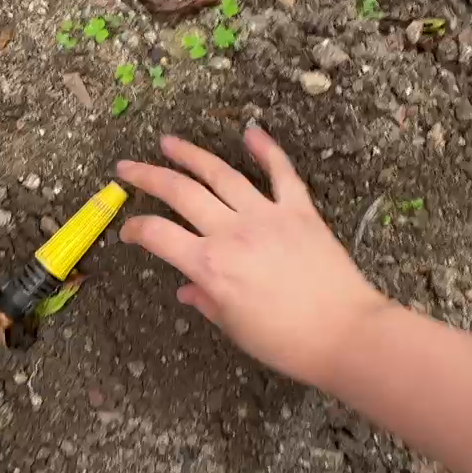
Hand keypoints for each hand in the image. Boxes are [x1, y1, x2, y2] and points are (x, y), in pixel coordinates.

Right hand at [116, 129, 390, 389]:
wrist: (345, 333)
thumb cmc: (285, 340)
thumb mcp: (233, 326)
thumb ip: (205, 301)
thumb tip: (187, 290)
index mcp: (209, 265)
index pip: (158, 235)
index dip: (136, 230)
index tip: (128, 232)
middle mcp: (232, 232)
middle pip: (180, 192)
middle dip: (147, 176)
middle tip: (126, 166)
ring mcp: (266, 216)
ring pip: (221, 174)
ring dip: (191, 154)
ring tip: (169, 142)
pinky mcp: (299, 211)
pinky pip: (280, 173)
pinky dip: (266, 150)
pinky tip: (251, 131)